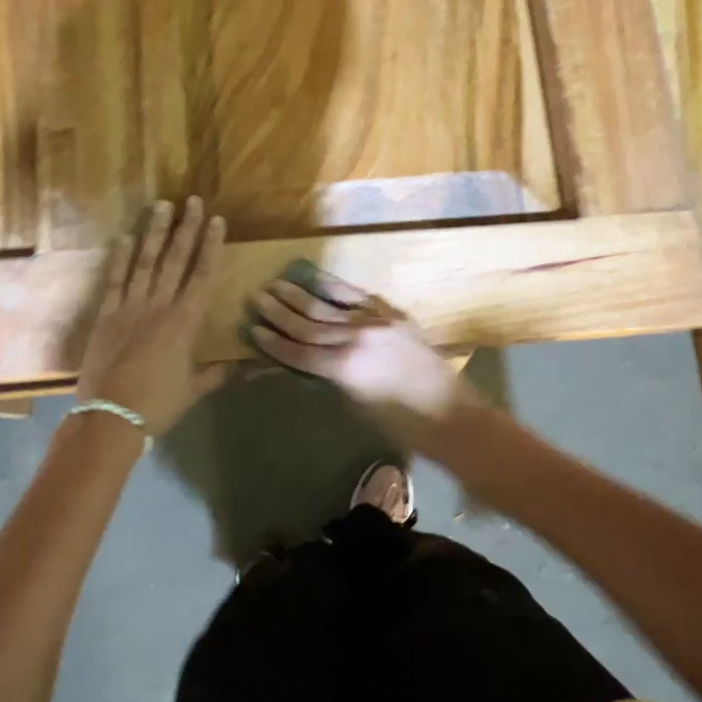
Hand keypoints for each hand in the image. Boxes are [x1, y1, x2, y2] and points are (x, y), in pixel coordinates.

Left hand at [76, 198, 227, 435]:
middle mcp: (159, 305)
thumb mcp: (195, 388)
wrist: (111, 417)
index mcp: (185, 321)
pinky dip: (119, 258)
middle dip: (186, 228)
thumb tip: (254, 368)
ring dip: (154, 232)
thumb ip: (220, 372)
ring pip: (144, 261)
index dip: (211, 245)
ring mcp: (129, 307)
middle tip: (192, 200)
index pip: (202, 274)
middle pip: (175, 259)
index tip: (217, 220)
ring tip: (161, 206)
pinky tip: (124, 237)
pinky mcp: (106, 316)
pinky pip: (114, 280)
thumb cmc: (158, 404)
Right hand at [248, 273, 481, 446]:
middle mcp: (355, 339)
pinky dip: (333, 287)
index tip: (253, 329)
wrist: (449, 412)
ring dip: (299, 295)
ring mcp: (375, 322)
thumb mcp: (355, 405)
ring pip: (328, 305)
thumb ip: (329, 379)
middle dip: (279, 312)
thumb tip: (304, 364)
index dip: (274, 342)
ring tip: (276, 284)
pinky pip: (357, 296)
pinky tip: (315, 279)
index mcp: (344, 368)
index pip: (298, 352)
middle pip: (308, 324)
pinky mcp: (392, 314)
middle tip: (256, 298)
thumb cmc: (400, 423)